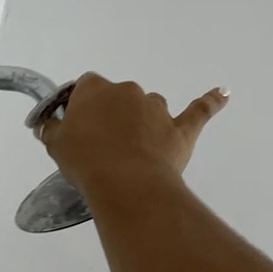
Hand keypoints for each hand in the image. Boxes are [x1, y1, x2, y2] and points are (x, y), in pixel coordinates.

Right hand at [37, 73, 227, 197]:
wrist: (125, 183)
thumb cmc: (85, 161)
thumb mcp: (55, 145)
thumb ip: (53, 130)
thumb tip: (49, 124)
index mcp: (95, 89)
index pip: (85, 87)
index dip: (80, 106)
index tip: (76, 127)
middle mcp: (127, 90)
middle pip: (117, 98)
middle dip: (111, 117)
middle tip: (101, 146)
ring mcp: (157, 108)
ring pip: (148, 109)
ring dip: (141, 123)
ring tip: (132, 152)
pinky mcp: (181, 129)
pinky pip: (199, 111)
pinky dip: (211, 102)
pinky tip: (223, 94)